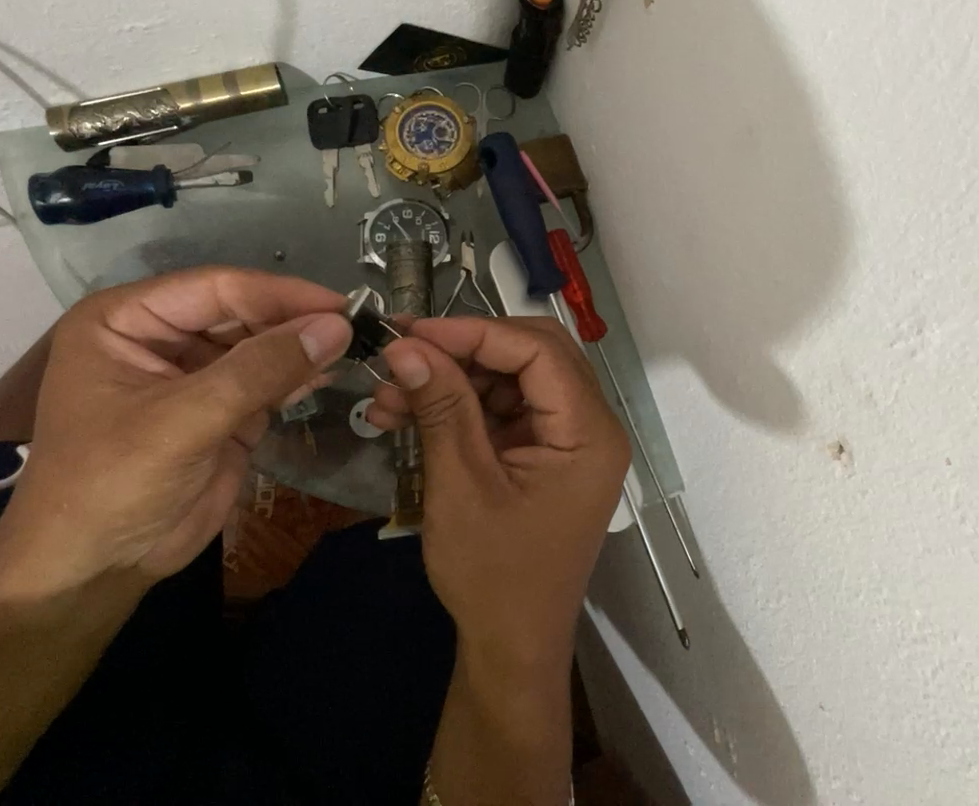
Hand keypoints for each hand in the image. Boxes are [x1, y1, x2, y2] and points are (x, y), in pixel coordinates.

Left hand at [0, 267, 351, 599]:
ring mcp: (194, 373)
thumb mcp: (185, 421)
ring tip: (359, 347)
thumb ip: (262, 370)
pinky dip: (301, 376)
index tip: (343, 305)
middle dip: (297, 320)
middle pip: (244, 311)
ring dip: (305, 346)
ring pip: (262, 342)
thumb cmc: (111, 485)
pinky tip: (333, 373)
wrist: (94, 570)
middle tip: (361, 328)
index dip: (282, 294)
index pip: (218, 288)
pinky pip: (270, 378)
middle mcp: (161, 337)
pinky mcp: (223, 408)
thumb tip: (338, 326)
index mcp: (126, 320)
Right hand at [368, 317, 629, 666]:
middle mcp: (590, 426)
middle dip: (463, 350)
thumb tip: (405, 346)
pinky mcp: (544, 454)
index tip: (411, 332)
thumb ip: (441, 408)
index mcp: (590, 433)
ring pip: (511, 380)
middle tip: (402, 352)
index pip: (539, 352)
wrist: (511, 645)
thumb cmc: (494, 576)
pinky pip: (503, 410)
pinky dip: (459, 407)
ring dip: (452, 380)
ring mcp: (568, 440)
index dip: (475, 333)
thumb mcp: (462, 487)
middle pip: (531, 356)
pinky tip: (406, 412)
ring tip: (387, 392)